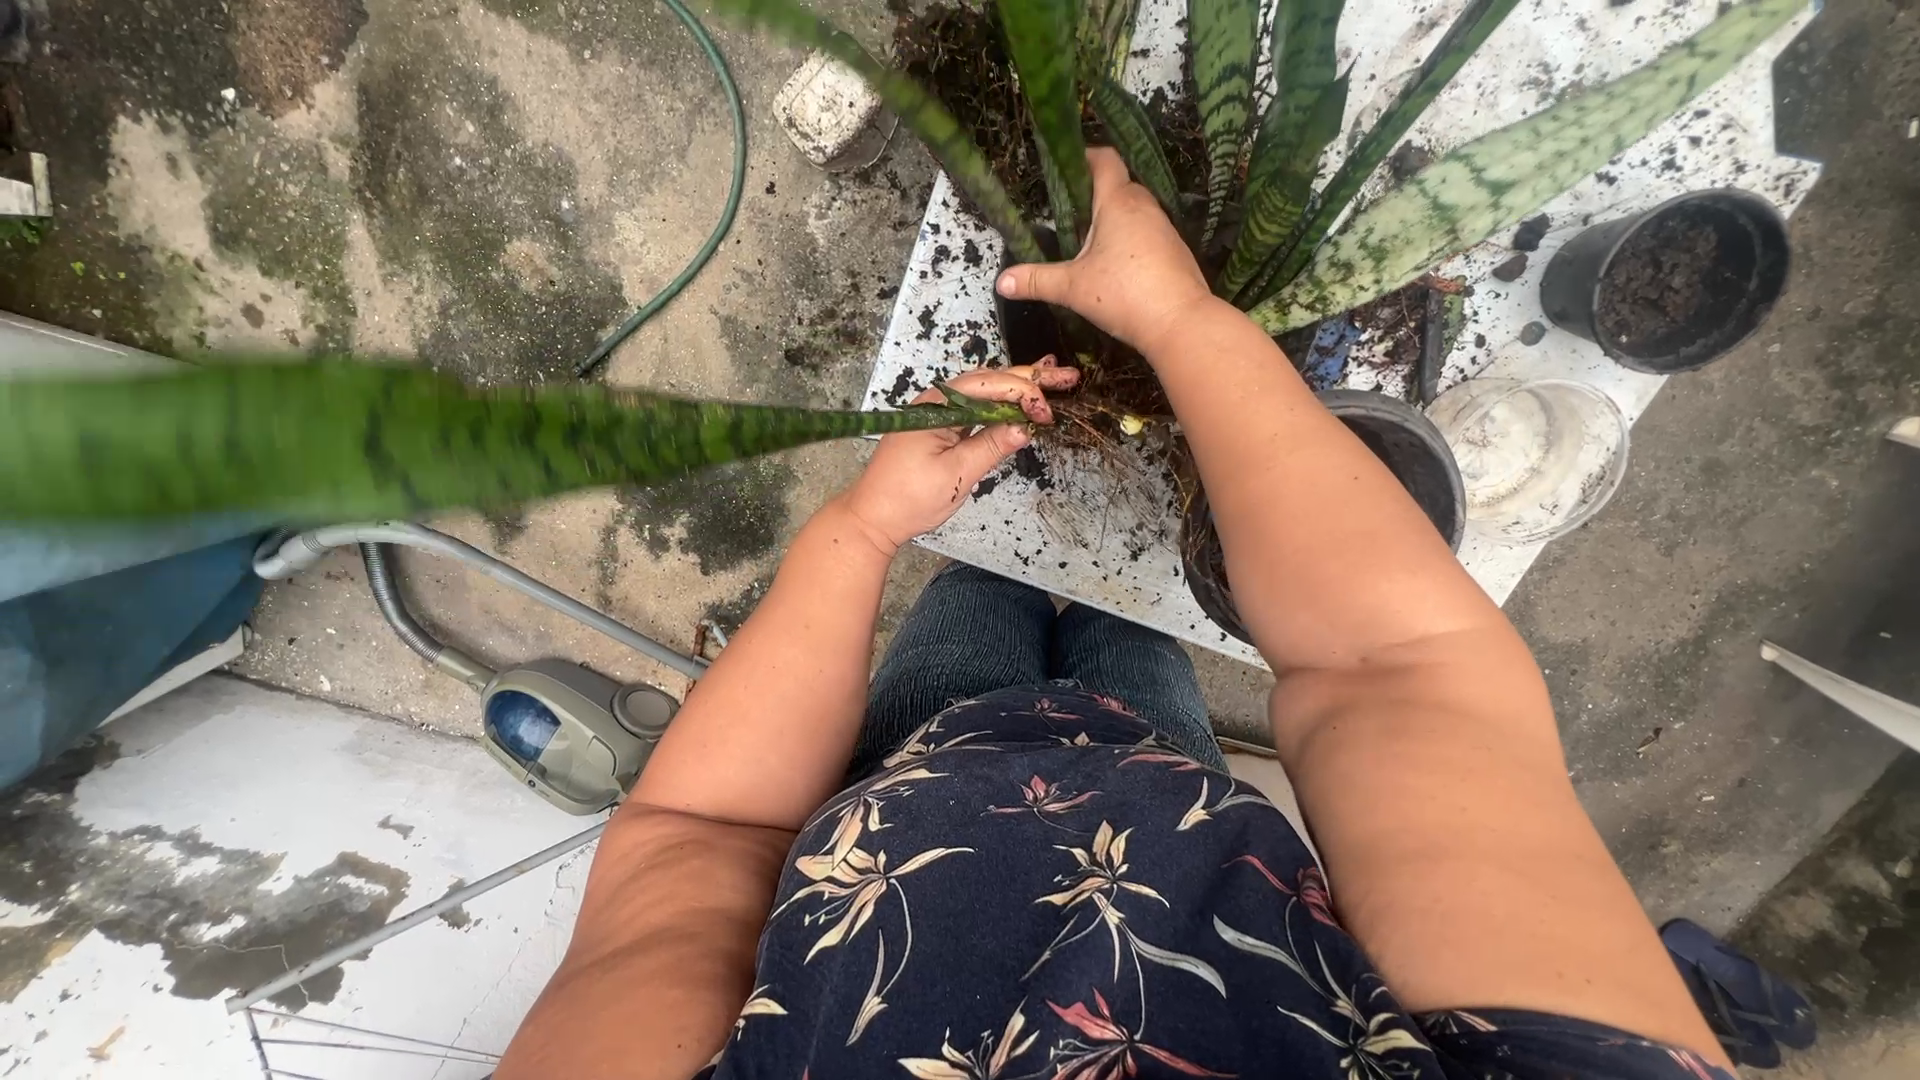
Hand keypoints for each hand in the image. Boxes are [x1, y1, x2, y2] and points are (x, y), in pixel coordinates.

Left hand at [841, 362, 1080, 554]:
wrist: (873, 518)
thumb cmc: (908, 498)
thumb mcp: (956, 474)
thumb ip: (991, 447)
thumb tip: (1024, 428)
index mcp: (937, 405)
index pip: (989, 386)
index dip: (1022, 394)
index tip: (1047, 413)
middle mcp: (937, 402)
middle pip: (989, 382)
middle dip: (1028, 379)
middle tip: (1066, 376)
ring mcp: (938, 414)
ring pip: (984, 394)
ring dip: (1016, 390)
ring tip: (1052, 382)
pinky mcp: (940, 429)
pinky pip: (975, 410)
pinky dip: (1000, 408)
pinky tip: (1020, 406)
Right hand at [995, 147, 1214, 355]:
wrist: (1180, 322)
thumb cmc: (1125, 295)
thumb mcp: (1073, 288)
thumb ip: (1037, 281)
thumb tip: (1001, 282)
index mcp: (1119, 202)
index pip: (1104, 160)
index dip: (1084, 156)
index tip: (1064, 166)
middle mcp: (1144, 206)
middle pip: (1117, 186)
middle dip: (1092, 195)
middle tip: (1066, 214)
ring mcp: (1163, 228)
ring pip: (1132, 212)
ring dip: (1111, 220)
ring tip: (1086, 243)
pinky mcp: (1173, 251)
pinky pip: (1146, 234)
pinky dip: (1128, 241)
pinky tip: (1114, 267)